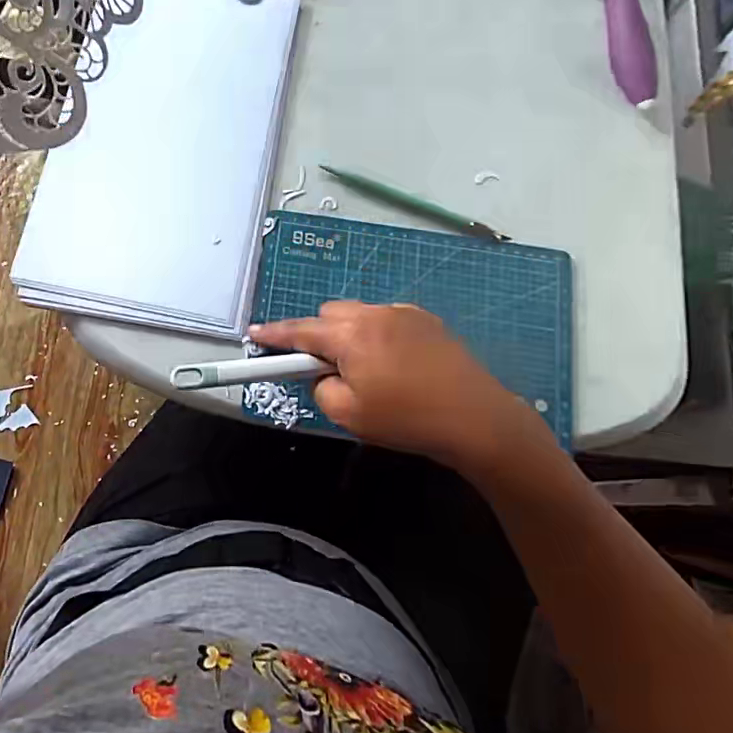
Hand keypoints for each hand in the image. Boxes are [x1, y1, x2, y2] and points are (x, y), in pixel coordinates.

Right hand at [248, 302, 552, 470]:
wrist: (476, 419)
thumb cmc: (406, 419)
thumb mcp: (347, 414)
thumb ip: (320, 387)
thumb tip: (324, 373)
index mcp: (350, 335)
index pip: (299, 329)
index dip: (274, 334)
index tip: (255, 333)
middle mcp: (374, 313)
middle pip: (329, 314)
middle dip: (320, 335)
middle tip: (330, 369)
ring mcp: (404, 313)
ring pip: (359, 314)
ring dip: (350, 334)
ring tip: (368, 370)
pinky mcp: (428, 320)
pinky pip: (387, 319)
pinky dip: (379, 335)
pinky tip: (397, 364)